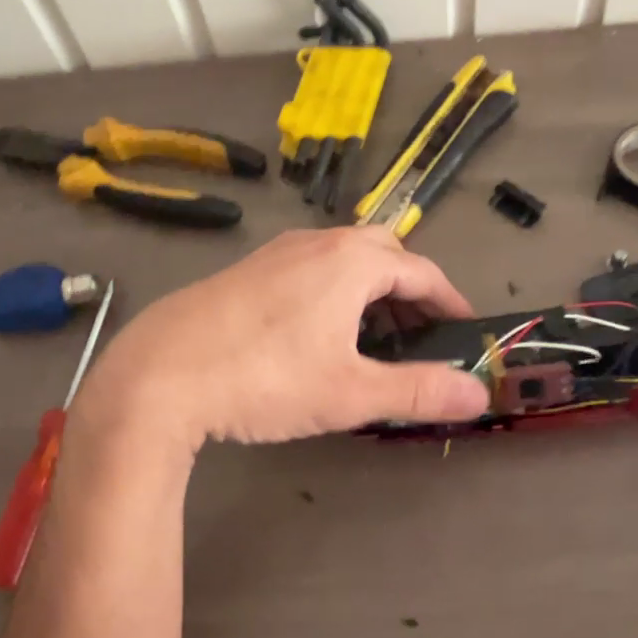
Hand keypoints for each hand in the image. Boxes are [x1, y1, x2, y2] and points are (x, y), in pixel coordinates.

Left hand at [73, 227, 488, 450]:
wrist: (157, 375)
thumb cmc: (265, 379)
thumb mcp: (350, 394)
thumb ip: (418, 391)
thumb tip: (480, 394)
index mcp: (352, 261)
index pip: (423, 271)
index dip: (451, 302)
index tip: (465, 330)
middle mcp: (317, 243)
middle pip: (383, 253)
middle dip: (411, 288)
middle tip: (420, 332)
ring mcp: (275, 253)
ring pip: (342, 258)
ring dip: (370, 288)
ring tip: (373, 335)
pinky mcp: (245, 271)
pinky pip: (309, 268)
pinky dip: (333, 290)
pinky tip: (316, 333)